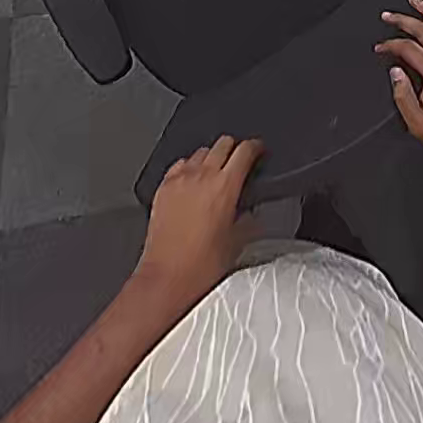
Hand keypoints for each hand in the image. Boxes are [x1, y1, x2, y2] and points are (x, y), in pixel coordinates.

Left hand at [135, 134, 264, 305]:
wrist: (166, 279)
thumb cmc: (201, 265)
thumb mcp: (238, 240)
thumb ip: (248, 217)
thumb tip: (250, 209)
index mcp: (226, 185)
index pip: (245, 150)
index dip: (256, 147)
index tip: (259, 150)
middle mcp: (202, 176)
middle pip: (223, 143)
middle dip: (235, 149)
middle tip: (239, 161)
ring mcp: (180, 180)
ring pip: (201, 151)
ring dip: (211, 157)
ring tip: (214, 173)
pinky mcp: (163, 188)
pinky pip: (180, 165)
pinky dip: (189, 167)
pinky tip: (191, 182)